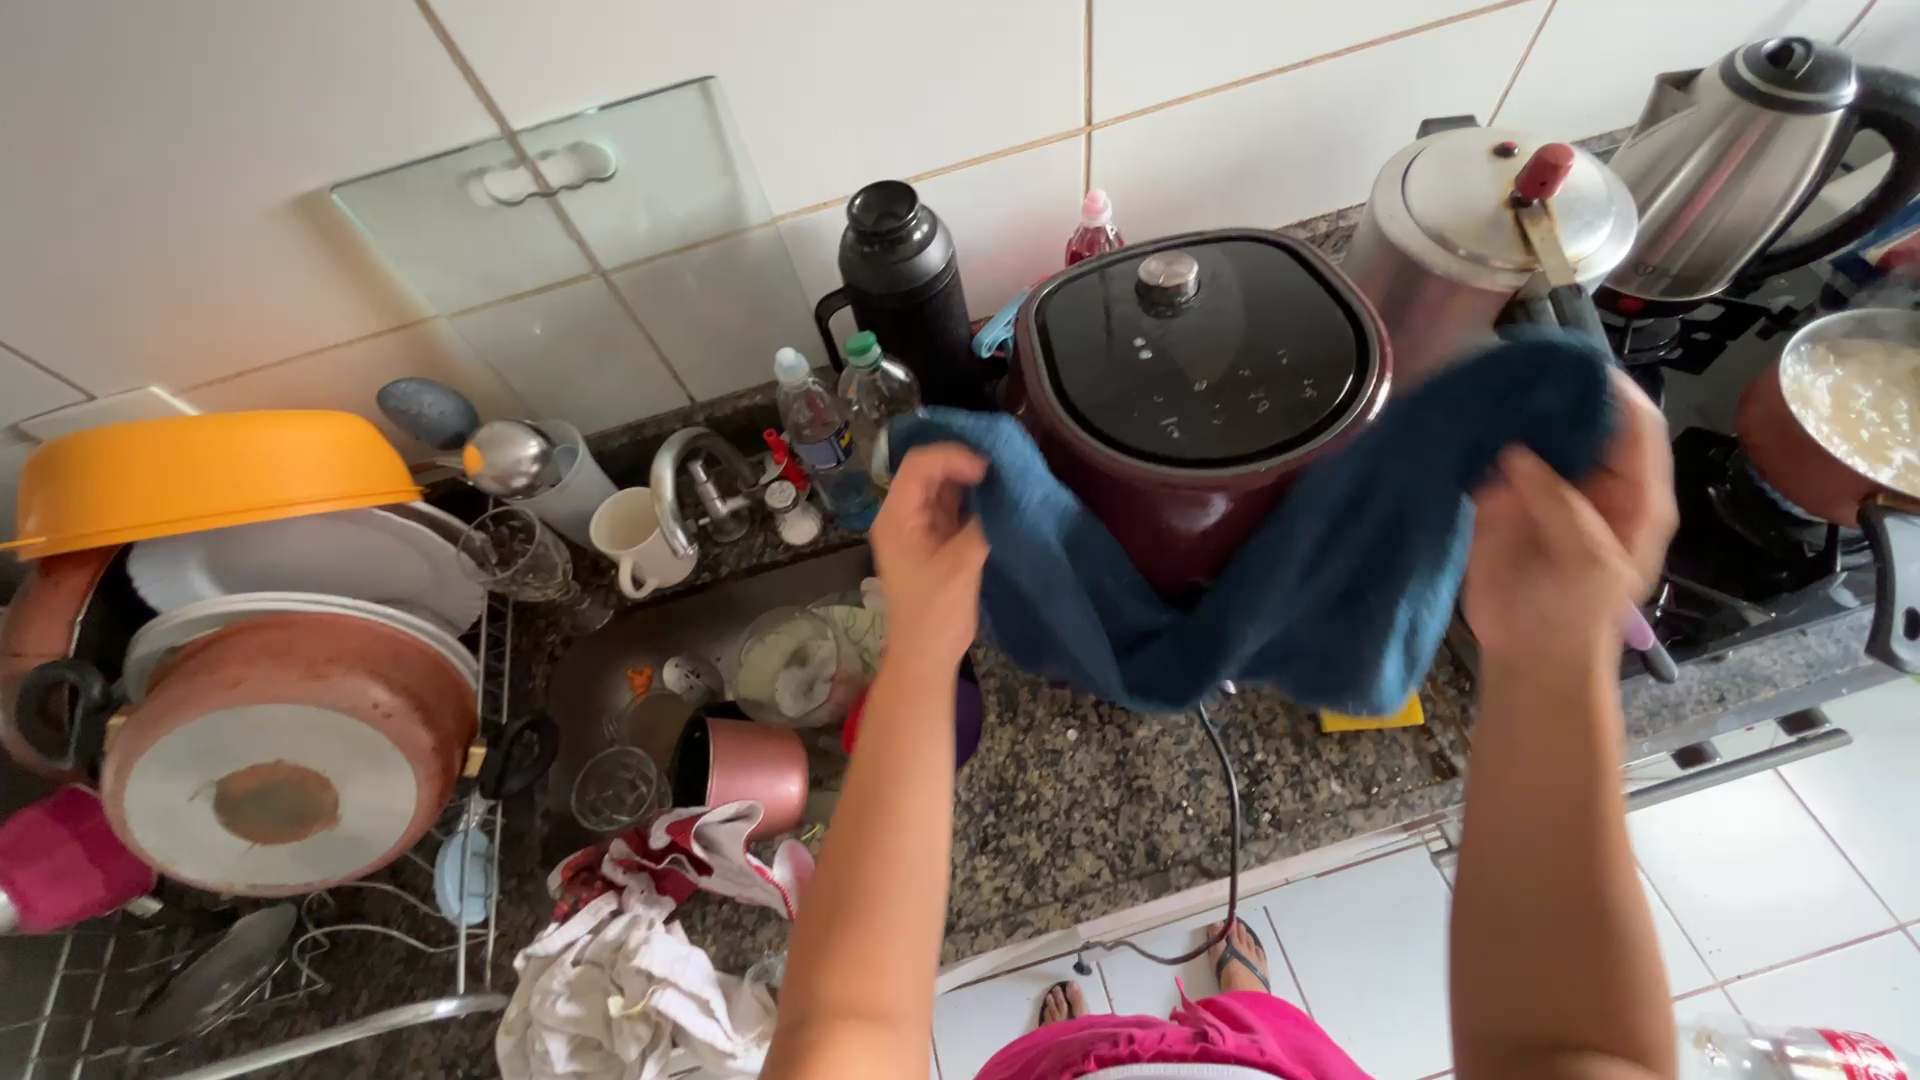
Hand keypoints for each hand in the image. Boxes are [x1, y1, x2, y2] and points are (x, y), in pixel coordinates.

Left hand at [870, 444, 989, 674]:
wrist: (926, 655)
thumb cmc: (936, 614)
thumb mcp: (961, 566)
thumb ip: (980, 526)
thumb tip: (1003, 498)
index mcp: (895, 517)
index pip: (918, 466)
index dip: (952, 457)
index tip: (986, 468)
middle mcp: (902, 516)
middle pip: (928, 472)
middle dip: (962, 464)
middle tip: (1000, 467)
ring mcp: (918, 528)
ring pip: (942, 488)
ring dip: (969, 481)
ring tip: (1002, 478)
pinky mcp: (934, 540)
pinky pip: (951, 508)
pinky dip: (972, 501)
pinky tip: (996, 499)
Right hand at [1463, 370, 1676, 662]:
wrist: (1528, 652)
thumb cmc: (1575, 611)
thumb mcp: (1585, 557)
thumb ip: (1558, 503)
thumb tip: (1516, 452)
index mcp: (1631, 493)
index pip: (1632, 428)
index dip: (1611, 394)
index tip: (1572, 367)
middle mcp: (1586, 483)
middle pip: (1577, 426)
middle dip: (1551, 399)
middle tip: (1513, 372)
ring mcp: (1538, 494)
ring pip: (1528, 442)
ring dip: (1506, 420)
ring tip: (1478, 393)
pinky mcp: (1496, 506)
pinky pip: (1486, 467)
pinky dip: (1472, 449)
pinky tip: (1453, 430)